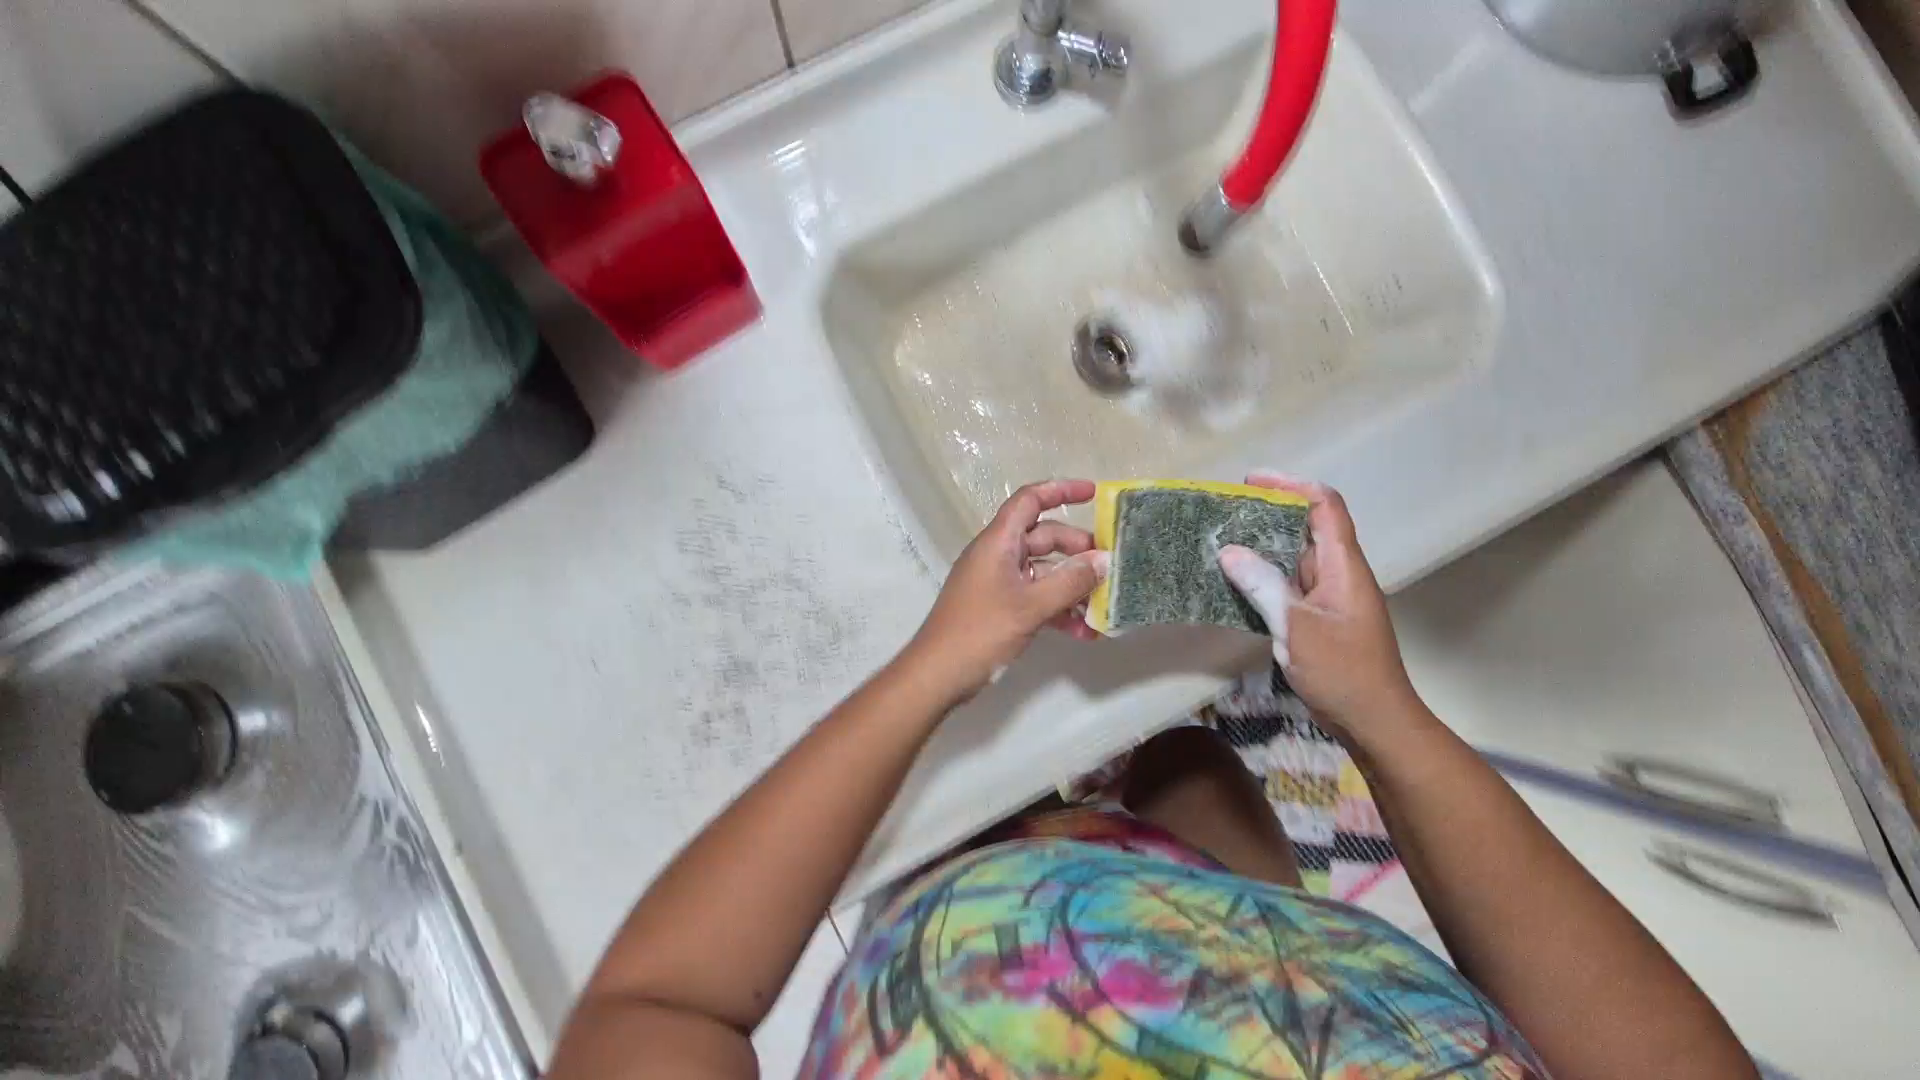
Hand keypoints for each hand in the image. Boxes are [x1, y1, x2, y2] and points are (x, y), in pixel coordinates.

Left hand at [903, 480, 1109, 700]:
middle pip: (1043, 537)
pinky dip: (1058, 609)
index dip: (1060, 491)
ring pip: (1043, 571)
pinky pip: (1035, 597)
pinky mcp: (999, 608)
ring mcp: (997, 582)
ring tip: (1103, 603)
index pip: (1029, 501)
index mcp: (997, 542)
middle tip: (1109, 565)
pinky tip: (1084, 632)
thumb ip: (1069, 582)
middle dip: (1077, 549)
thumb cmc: (979, 632)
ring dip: (1072, 585)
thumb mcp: (1029, 607)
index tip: (1094, 494)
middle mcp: (997, 555)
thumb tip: (1105, 560)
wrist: (937, 674)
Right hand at [1217, 471, 1424, 738]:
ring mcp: (1329, 598)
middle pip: (1306, 527)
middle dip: (1267, 513)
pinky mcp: (1318, 619)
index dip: (1291, 485)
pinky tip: (1233, 583)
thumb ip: (1264, 585)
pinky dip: (1263, 578)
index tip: (1251, 481)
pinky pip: (1288, 586)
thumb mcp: (1297, 627)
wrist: (1375, 721)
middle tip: (1224, 512)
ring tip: (1219, 542)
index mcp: (1343, 566)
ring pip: (1294, 558)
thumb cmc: (1343, 672)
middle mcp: (1338, 574)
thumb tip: (1229, 550)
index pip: (1324, 506)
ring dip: (1261, 547)